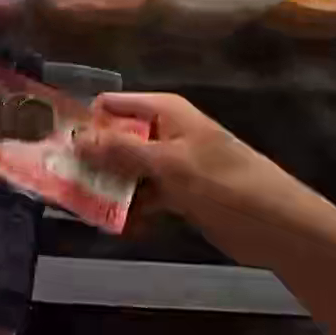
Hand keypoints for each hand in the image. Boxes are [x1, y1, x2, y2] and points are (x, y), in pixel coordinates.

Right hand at [73, 92, 335, 270]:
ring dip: (111, 189)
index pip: (114, 106)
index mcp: (164, 111)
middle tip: (65, 185)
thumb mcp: (170, 164)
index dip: (86, 122)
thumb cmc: (224, 182)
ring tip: (87, 211)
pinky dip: (133, 209)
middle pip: (116, 139)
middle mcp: (164, 132)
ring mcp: (171, 163)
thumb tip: (76, 136)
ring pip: (128, 170)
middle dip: (94, 160)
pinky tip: (122, 228)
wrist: (277, 224)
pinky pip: (144, 195)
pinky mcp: (178, 192)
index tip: (58, 147)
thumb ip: (123, 151)